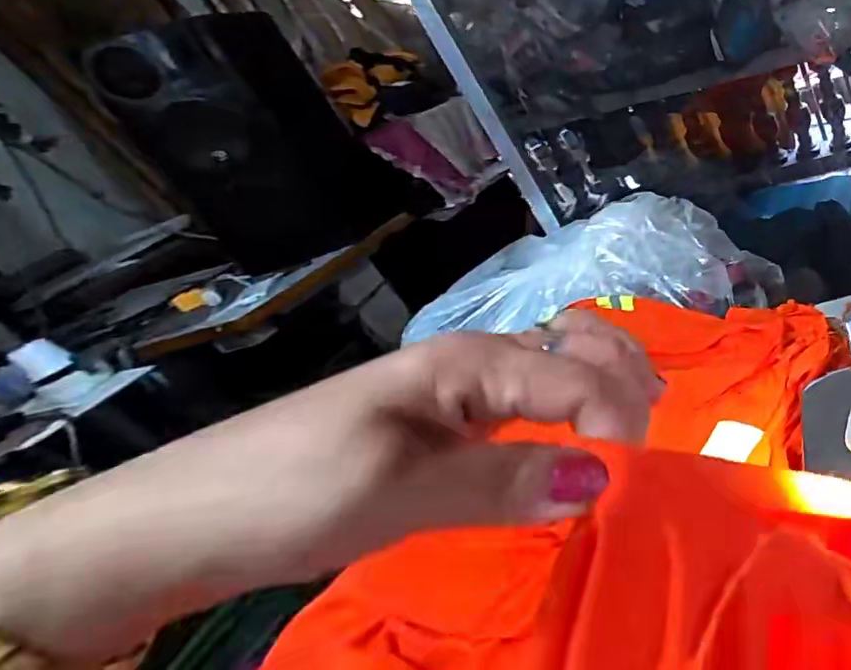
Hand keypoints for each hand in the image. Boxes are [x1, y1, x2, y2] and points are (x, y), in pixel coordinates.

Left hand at [0, 310, 658, 662]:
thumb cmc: (293, 489)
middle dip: (624, 372)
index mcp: (470, 360)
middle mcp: (476, 359)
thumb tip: (599, 476)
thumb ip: (499, 482)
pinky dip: (570, 403)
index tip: (636, 477)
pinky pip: (528, 396)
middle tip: (653, 427)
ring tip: (636, 418)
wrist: (197, 509)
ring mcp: (462, 386)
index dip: (616, 416)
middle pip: (575, 341)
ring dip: (604, 377)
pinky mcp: (449, 417)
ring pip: (556, 361)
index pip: (572, 374)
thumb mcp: (397, 491)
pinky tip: (575, 437)